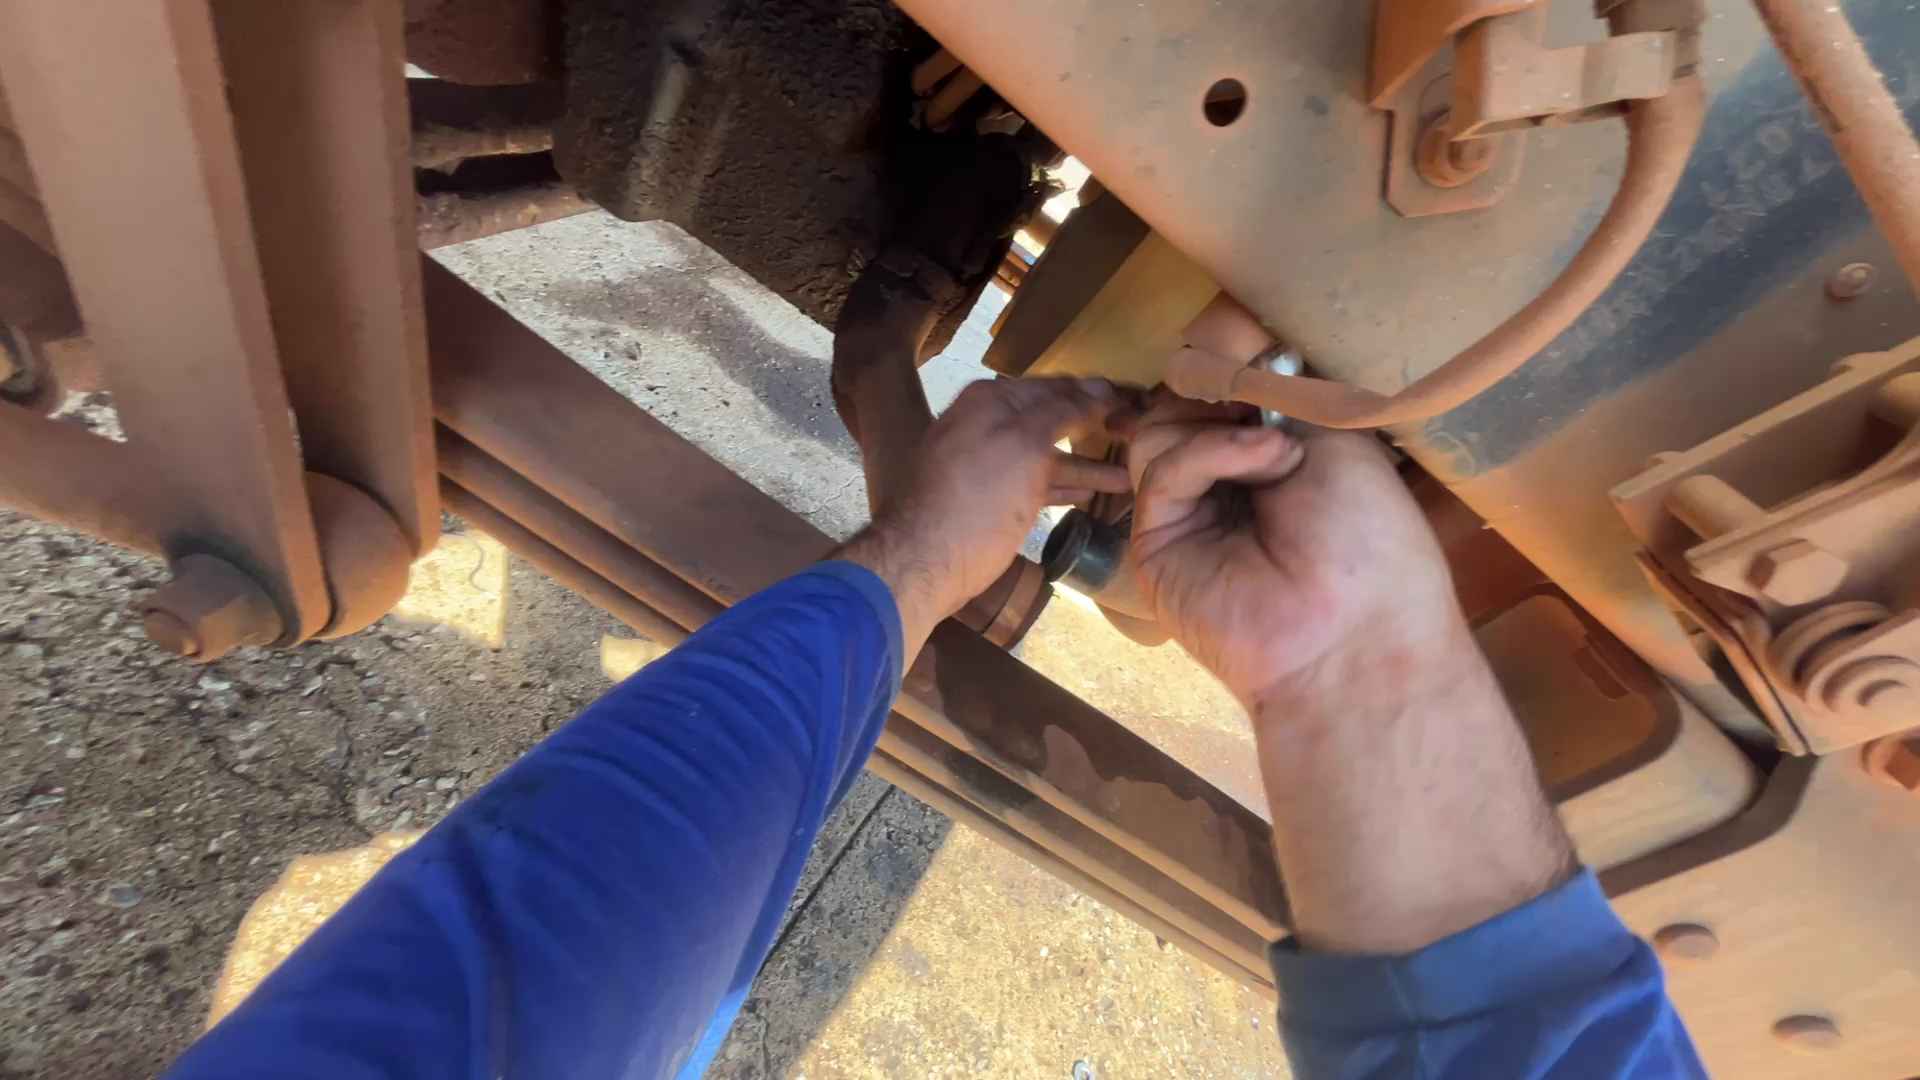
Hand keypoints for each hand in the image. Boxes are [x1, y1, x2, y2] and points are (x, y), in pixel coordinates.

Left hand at [837, 377, 1133, 654]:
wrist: (924, 562)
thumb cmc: (977, 498)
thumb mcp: (1024, 445)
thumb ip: (1062, 412)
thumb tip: (1098, 385)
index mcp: (992, 400)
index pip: (1058, 385)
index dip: (1100, 391)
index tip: (1141, 397)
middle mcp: (989, 423)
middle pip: (1054, 418)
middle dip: (1097, 426)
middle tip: (1143, 432)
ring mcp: (989, 463)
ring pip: (1048, 454)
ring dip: (1089, 462)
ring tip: (1133, 470)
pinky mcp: (993, 498)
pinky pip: (1037, 481)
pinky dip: (1065, 484)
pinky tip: (1096, 492)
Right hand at [1127, 398, 1463, 714]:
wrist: (1353, 628)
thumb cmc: (1368, 538)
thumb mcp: (1339, 443)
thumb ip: (1276, 402)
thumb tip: (1237, 365)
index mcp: (1258, 466)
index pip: (1211, 403)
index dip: (1228, 374)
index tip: (1266, 362)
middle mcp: (1215, 487)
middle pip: (1173, 413)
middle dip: (1216, 395)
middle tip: (1262, 405)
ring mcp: (1182, 515)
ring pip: (1155, 435)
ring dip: (1216, 428)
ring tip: (1277, 451)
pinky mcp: (1154, 540)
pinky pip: (1160, 471)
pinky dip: (1208, 452)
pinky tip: (1264, 460)